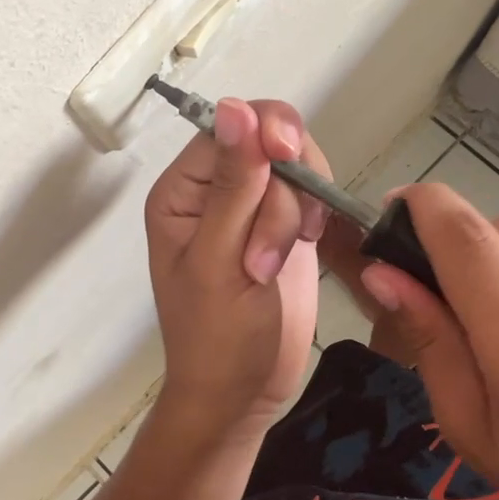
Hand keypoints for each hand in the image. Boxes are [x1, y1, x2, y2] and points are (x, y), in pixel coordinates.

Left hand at [144, 98, 329, 428]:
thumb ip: (233, 187)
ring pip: (296, 165)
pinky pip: (310, 192)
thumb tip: (233, 105)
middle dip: (286, 191)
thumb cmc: (217, 338)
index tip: (287, 167)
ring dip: (300, 210)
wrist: (242, 394)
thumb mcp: (220, 262)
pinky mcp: (283, 226)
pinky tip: (307, 249)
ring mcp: (251, 207)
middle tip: (272, 253)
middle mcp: (213, 190)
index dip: (264, 141)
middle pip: (269, 141)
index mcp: (182, 191)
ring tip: (276, 265)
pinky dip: (316, 214)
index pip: (230, 129)